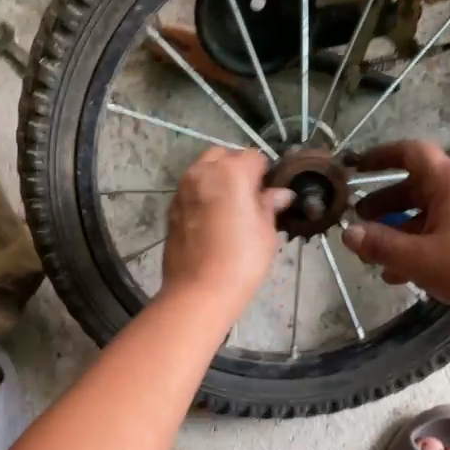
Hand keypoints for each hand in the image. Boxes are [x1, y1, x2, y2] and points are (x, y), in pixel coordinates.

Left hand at [161, 148, 294, 315]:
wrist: (198, 292)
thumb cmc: (241, 261)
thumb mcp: (265, 232)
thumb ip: (269, 205)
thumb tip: (279, 194)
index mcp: (231, 171)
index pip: (254, 157)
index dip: (265, 175)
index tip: (269, 195)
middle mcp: (202, 172)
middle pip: (223, 157)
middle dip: (237, 170)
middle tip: (249, 199)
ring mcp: (182, 190)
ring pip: (203, 172)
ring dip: (217, 182)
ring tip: (229, 210)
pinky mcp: (171, 210)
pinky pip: (191, 193)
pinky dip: (202, 198)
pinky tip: (211, 223)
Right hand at [341, 141, 449, 311]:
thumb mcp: (417, 259)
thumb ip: (380, 245)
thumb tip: (348, 233)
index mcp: (449, 181)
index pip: (411, 153)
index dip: (381, 156)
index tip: (358, 167)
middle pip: (417, 185)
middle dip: (385, 202)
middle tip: (360, 219)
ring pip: (430, 210)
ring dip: (401, 228)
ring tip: (377, 253)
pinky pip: (445, 226)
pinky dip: (422, 240)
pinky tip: (405, 271)